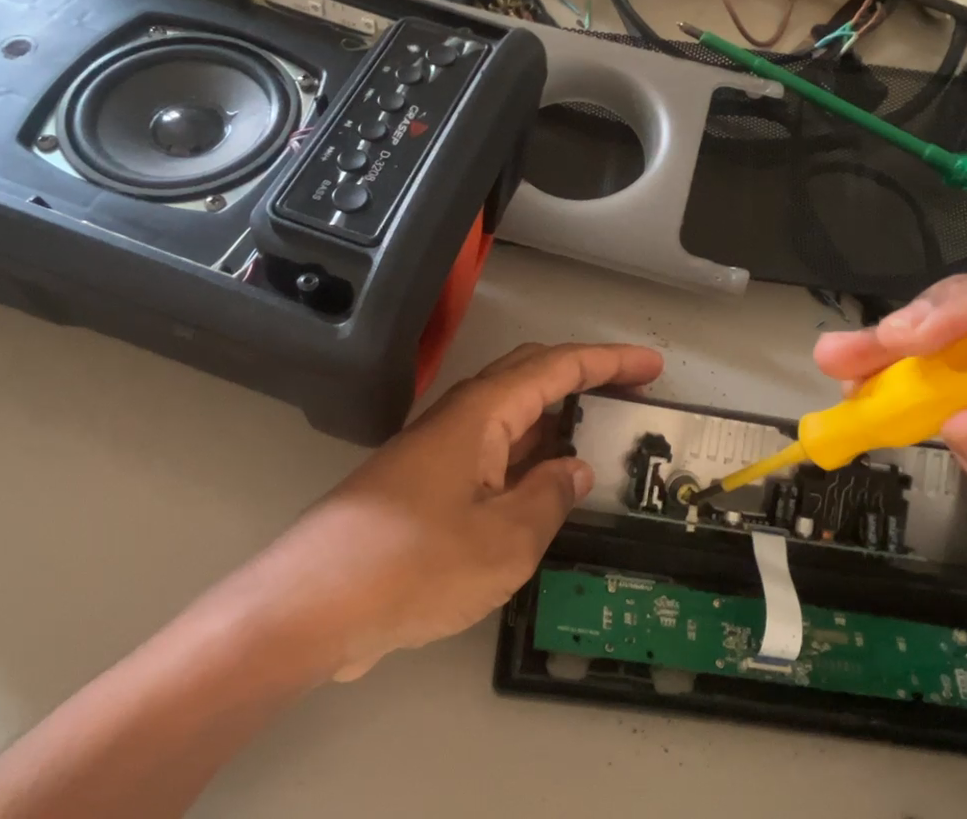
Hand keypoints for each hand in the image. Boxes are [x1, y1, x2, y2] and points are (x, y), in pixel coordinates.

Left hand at [244, 342, 662, 681]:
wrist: (315, 604)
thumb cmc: (415, 564)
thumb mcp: (505, 540)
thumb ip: (549, 498)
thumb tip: (573, 470)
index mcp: (479, 415)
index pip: (554, 368)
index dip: (607, 362)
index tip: (652, 365)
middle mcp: (457, 421)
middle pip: (528, 379)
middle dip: (583, 378)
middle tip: (633, 393)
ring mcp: (437, 454)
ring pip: (508, 420)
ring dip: (555, 421)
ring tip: (602, 437)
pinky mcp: (424, 489)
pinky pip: (490, 457)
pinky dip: (527, 460)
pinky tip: (546, 489)